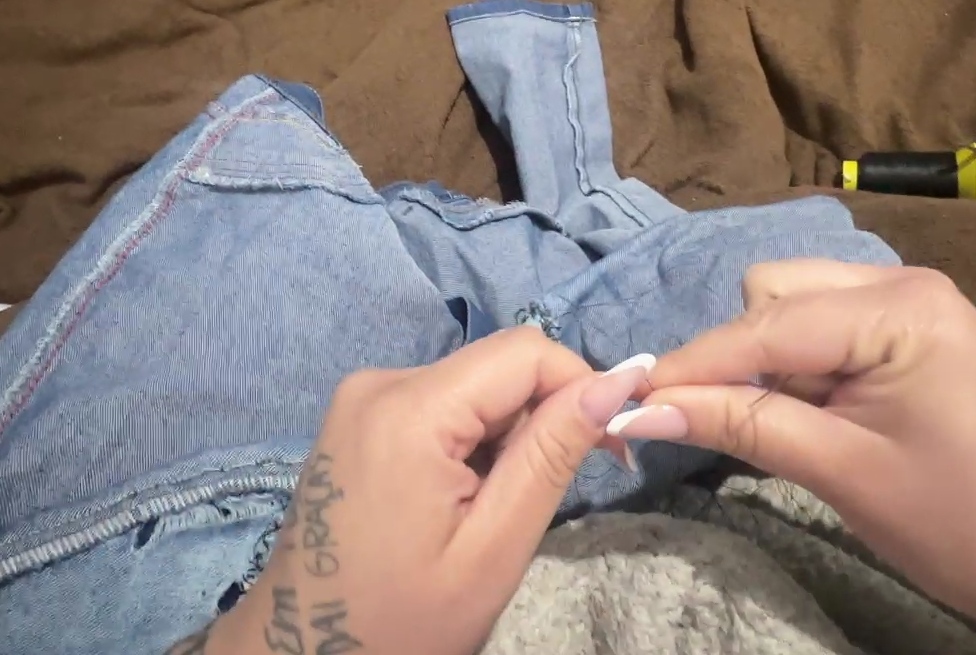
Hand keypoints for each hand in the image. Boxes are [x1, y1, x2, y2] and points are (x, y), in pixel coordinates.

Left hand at [195, 327, 652, 654]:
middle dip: (544, 411)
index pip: (524, 351)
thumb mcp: (492, 549)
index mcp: (409, 408)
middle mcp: (382, 379)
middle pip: (497, 364)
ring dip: (508, 427)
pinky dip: (472, 433)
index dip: (580, 382)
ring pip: (473, 381)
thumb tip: (614, 383)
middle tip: (562, 481)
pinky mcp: (360, 409)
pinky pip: (441, 398)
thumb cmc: (399, 623)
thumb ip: (551, 454)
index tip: (612, 440)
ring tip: (500, 500)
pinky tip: (465, 489)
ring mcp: (364, 392)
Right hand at [608, 260, 975, 644]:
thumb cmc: (963, 526)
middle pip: (774, 293)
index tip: (636, 399)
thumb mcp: (842, 474)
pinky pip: (819, 317)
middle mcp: (902, 280)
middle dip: (744, 357)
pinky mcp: (906, 317)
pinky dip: (798, 359)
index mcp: (901, 310)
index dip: (697, 363)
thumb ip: (740, 426)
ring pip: (790, 299)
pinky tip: (821, 405)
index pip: (769, 326)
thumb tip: (644, 411)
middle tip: (751, 423)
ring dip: (770, 358)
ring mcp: (907, 293)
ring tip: (803, 421)